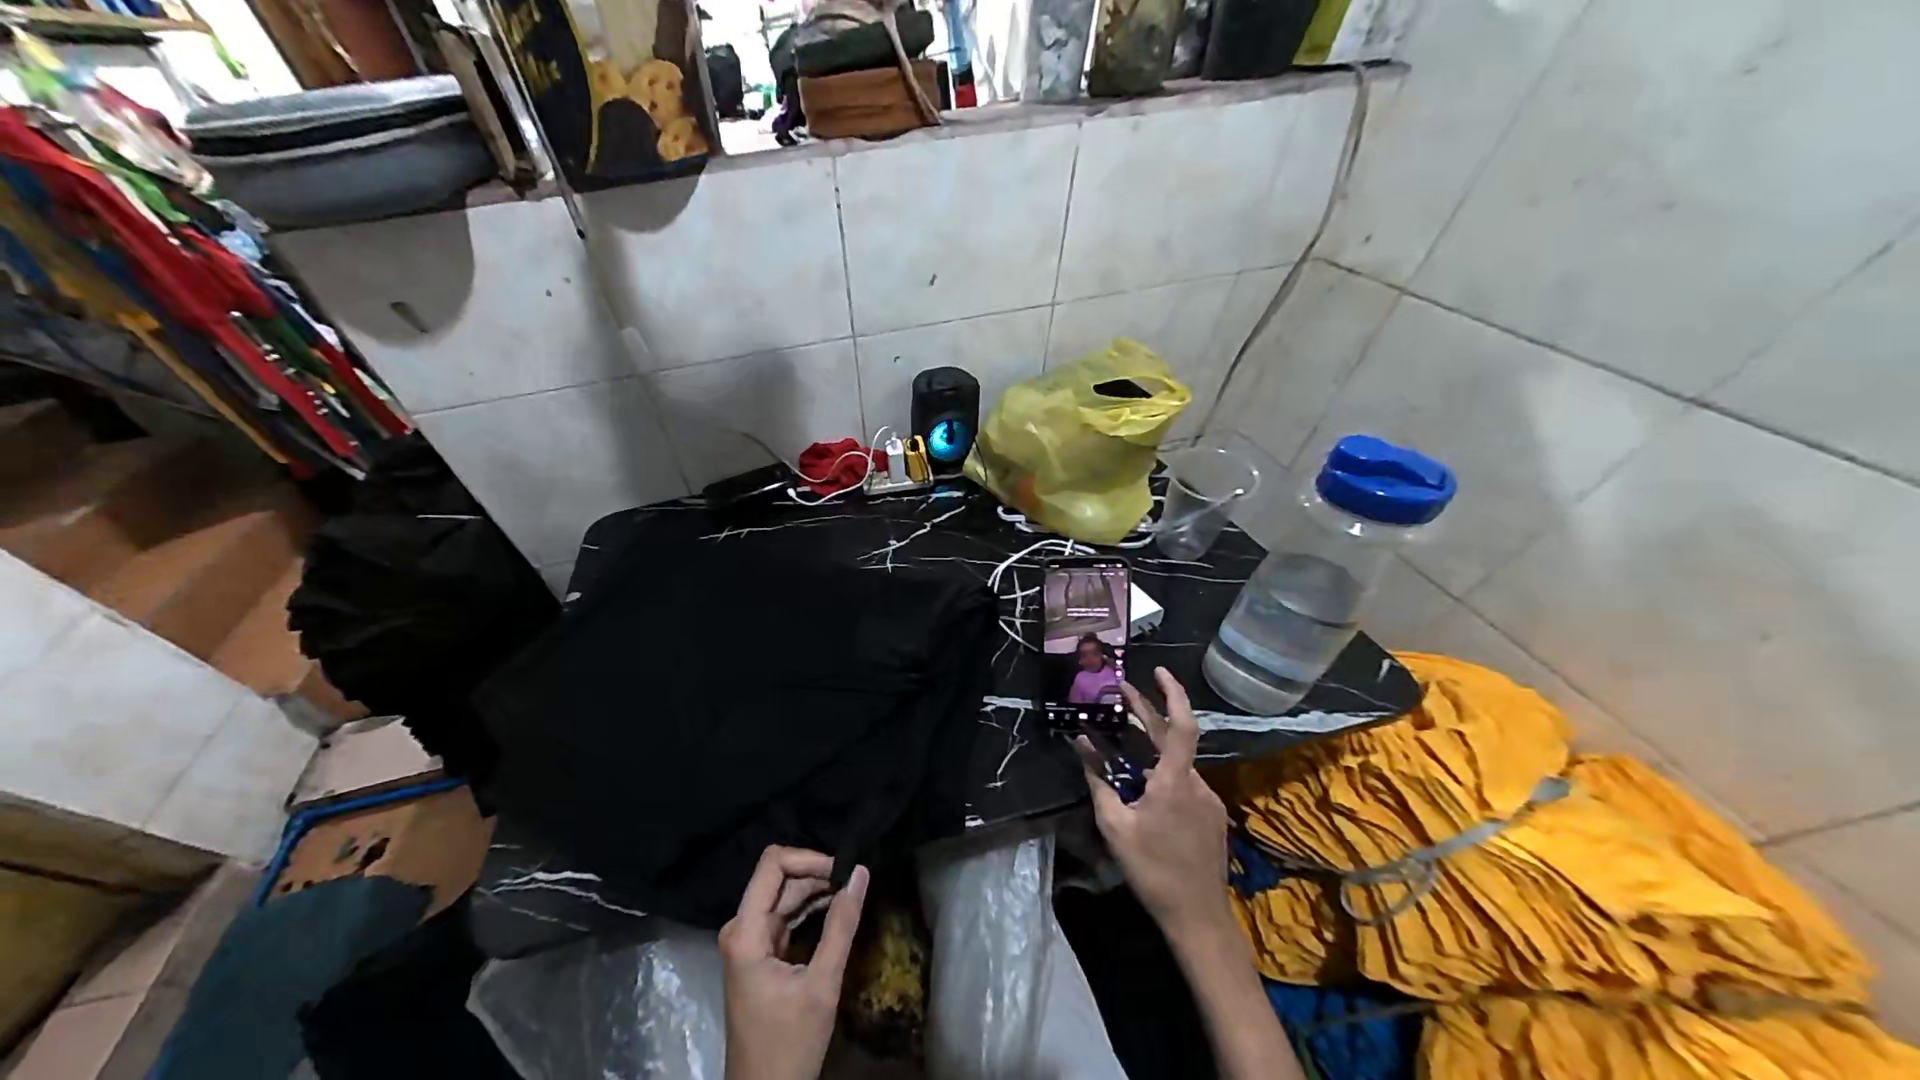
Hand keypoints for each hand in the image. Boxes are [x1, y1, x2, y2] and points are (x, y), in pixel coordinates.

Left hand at [720, 846, 868, 1079]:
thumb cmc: (790, 1044)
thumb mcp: (822, 983)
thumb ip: (842, 925)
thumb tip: (861, 872)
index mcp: (745, 931)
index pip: (772, 864)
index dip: (809, 858)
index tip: (843, 870)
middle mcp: (740, 928)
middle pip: (779, 877)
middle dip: (817, 873)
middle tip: (855, 882)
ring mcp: (747, 941)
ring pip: (783, 895)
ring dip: (816, 890)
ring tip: (852, 893)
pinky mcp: (758, 954)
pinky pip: (784, 916)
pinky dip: (810, 908)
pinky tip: (837, 911)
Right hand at [1077, 667, 1234, 941]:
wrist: (1198, 916)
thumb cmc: (1151, 870)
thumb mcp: (1114, 825)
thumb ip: (1098, 780)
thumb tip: (1082, 743)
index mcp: (1174, 782)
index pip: (1181, 725)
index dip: (1172, 693)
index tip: (1157, 671)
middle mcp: (1197, 784)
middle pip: (1175, 738)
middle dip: (1148, 713)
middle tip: (1122, 692)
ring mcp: (1209, 800)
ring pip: (1177, 765)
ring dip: (1152, 752)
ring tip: (1122, 751)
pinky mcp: (1212, 817)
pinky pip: (1185, 785)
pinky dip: (1163, 776)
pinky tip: (1144, 792)